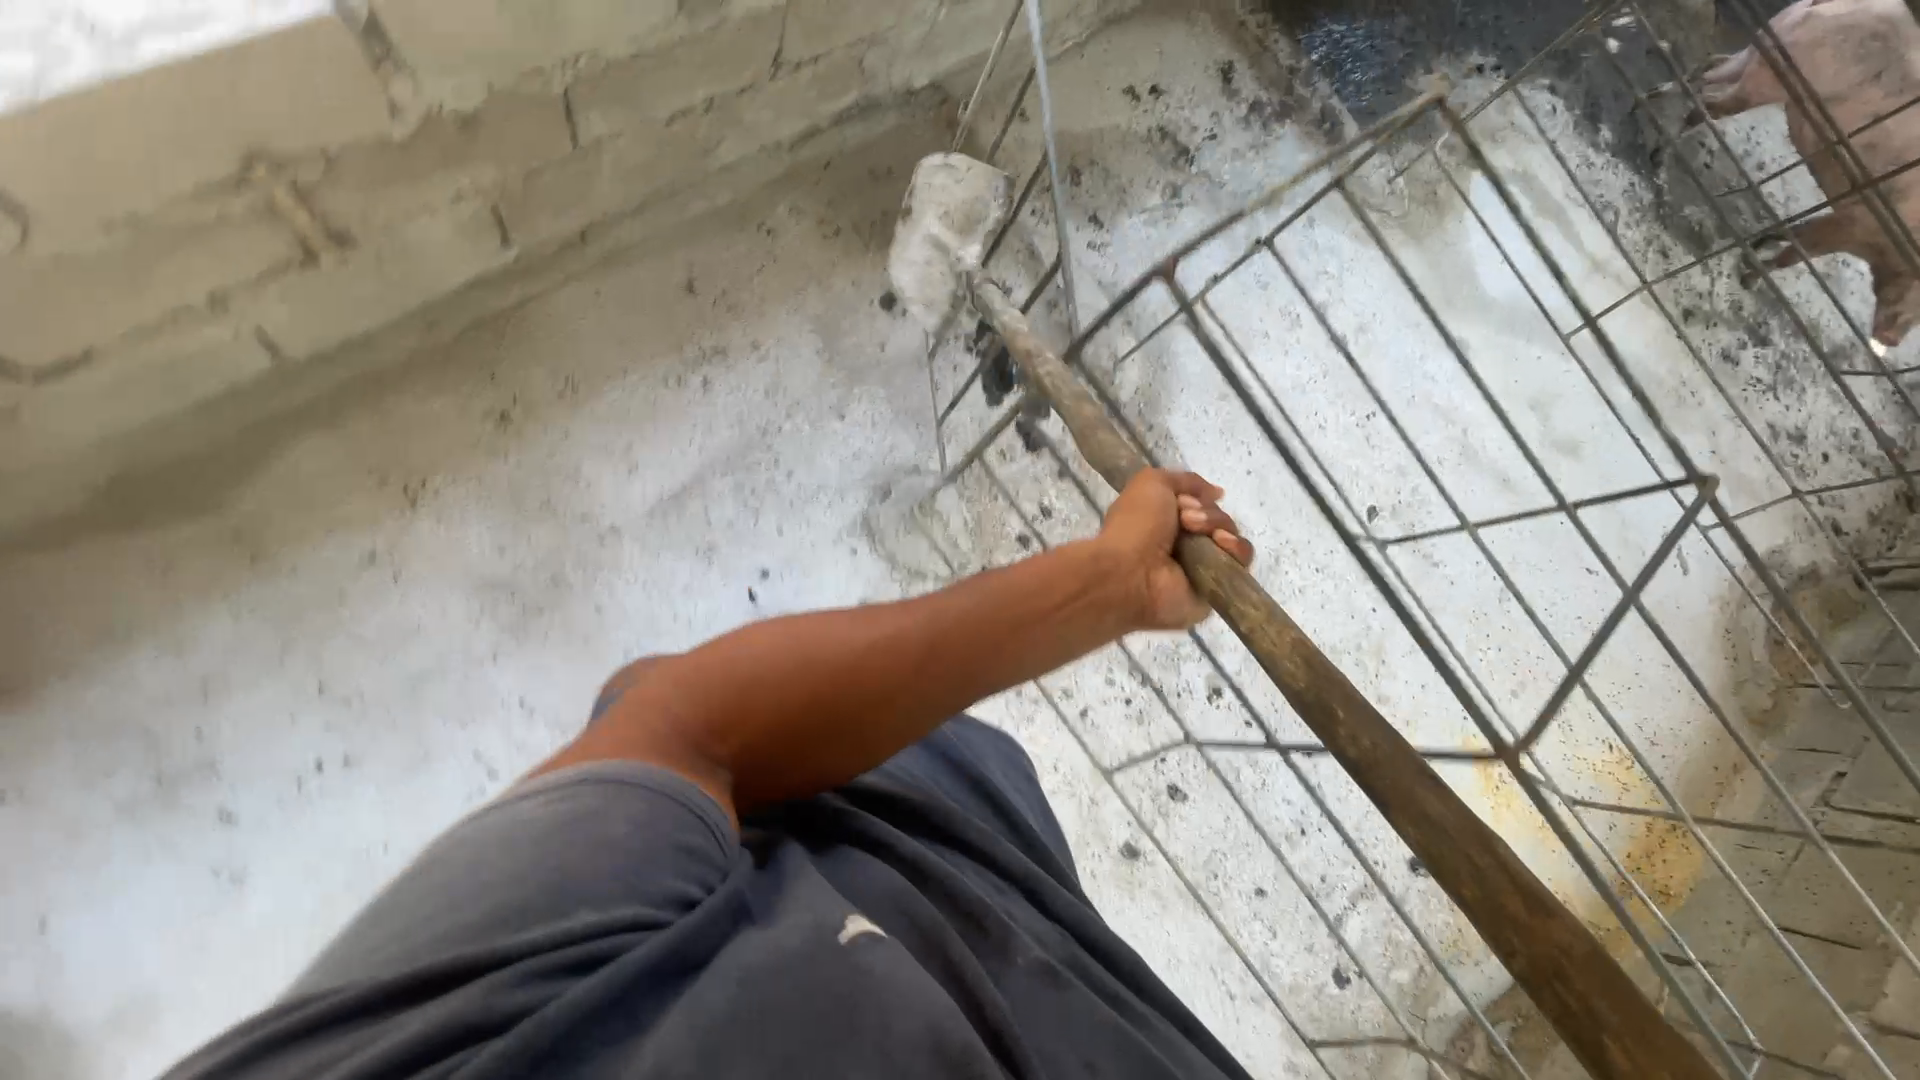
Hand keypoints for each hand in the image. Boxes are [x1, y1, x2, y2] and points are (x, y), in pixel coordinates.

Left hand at [1096, 469, 1253, 630]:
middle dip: (1208, 513)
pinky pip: (1240, 562)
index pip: (1201, 504)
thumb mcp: (1151, 483)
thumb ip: (1184, 480)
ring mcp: (1202, 567)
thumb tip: (1216, 493)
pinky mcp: (1217, 587)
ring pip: (1231, 537)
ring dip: (1219, 527)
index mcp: (1166, 523)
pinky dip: (1235, 549)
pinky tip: (1220, 545)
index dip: (1197, 498)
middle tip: (1186, 521)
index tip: (1183, 502)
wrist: (1130, 574)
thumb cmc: (1135, 526)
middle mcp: (1185, 544)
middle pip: (1219, 519)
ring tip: (1198, 533)